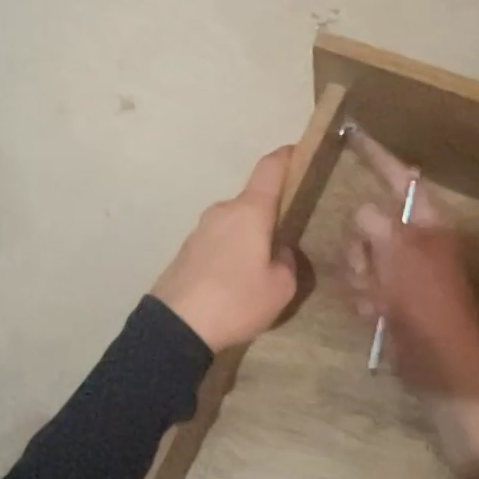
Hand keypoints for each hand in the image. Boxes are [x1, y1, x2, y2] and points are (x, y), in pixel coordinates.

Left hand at [150, 147, 299, 352]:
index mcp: (249, 211)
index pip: (270, 168)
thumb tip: (279, 251)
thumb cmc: (236, 300)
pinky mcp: (187, 250)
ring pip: (236, 224)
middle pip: (254, 201)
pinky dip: (232, 252)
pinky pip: (219, 241)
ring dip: (250, 237)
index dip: (287, 157)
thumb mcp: (280, 288)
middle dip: (272, 215)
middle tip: (289, 240)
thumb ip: (287, 262)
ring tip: (262, 270)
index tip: (301, 153)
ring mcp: (200, 229)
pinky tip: (236, 282)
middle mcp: (223, 211)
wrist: (177, 325)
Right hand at [345, 130, 478, 478]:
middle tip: (371, 268)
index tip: (351, 133)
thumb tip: (362, 215)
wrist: (439, 365)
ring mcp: (403, 271)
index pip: (398, 175)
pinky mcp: (392, 298)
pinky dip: (364, 299)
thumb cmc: (424, 301)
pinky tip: (377, 316)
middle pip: (367, 221)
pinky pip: (361, 283)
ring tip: (378, 300)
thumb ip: (372, 221)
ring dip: (360, 278)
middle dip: (359, 247)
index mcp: (426, 221)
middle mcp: (415, 240)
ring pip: (359, 255)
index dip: (375, 154)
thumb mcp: (395, 250)